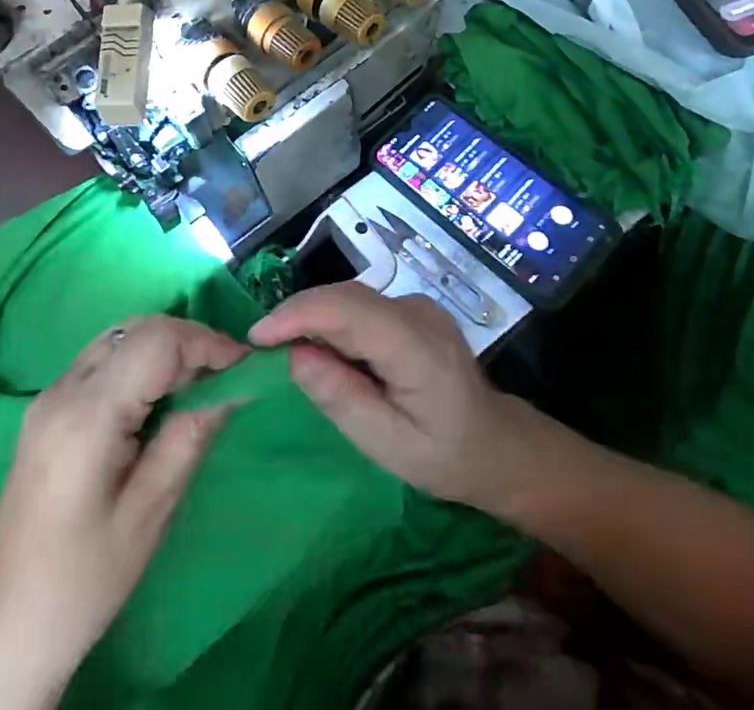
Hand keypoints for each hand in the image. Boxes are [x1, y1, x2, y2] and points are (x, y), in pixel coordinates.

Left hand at [0, 316, 246, 709]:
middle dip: (188, 341)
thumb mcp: (150, 511)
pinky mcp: (44, 412)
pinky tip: (161, 400)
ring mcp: (47, 398)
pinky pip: (101, 363)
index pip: (156, 341)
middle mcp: (61, 390)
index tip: (246, 367)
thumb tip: (232, 388)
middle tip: (227, 378)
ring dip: (164, 350)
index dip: (207, 343)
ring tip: (201, 386)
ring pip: (118, 340)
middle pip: (135, 330)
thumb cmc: (85, 578)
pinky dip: (140, 364)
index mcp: (86, 415)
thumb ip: (190, 437)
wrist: (6, 626)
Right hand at [248, 282, 540, 513]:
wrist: (496, 444)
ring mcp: (415, 307)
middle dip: (296, 316)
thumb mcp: (389, 446)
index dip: (298, 315)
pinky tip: (316, 349)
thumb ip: (342, 399)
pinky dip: (328, 322)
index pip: (350, 310)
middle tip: (260, 352)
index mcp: (419, 348)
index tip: (257, 339)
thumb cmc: (445, 455)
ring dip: (309, 319)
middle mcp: (418, 313)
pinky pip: (357, 307)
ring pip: (346, 298)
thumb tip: (292, 356)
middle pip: (344, 297)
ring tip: (280, 352)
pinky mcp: (408, 311)